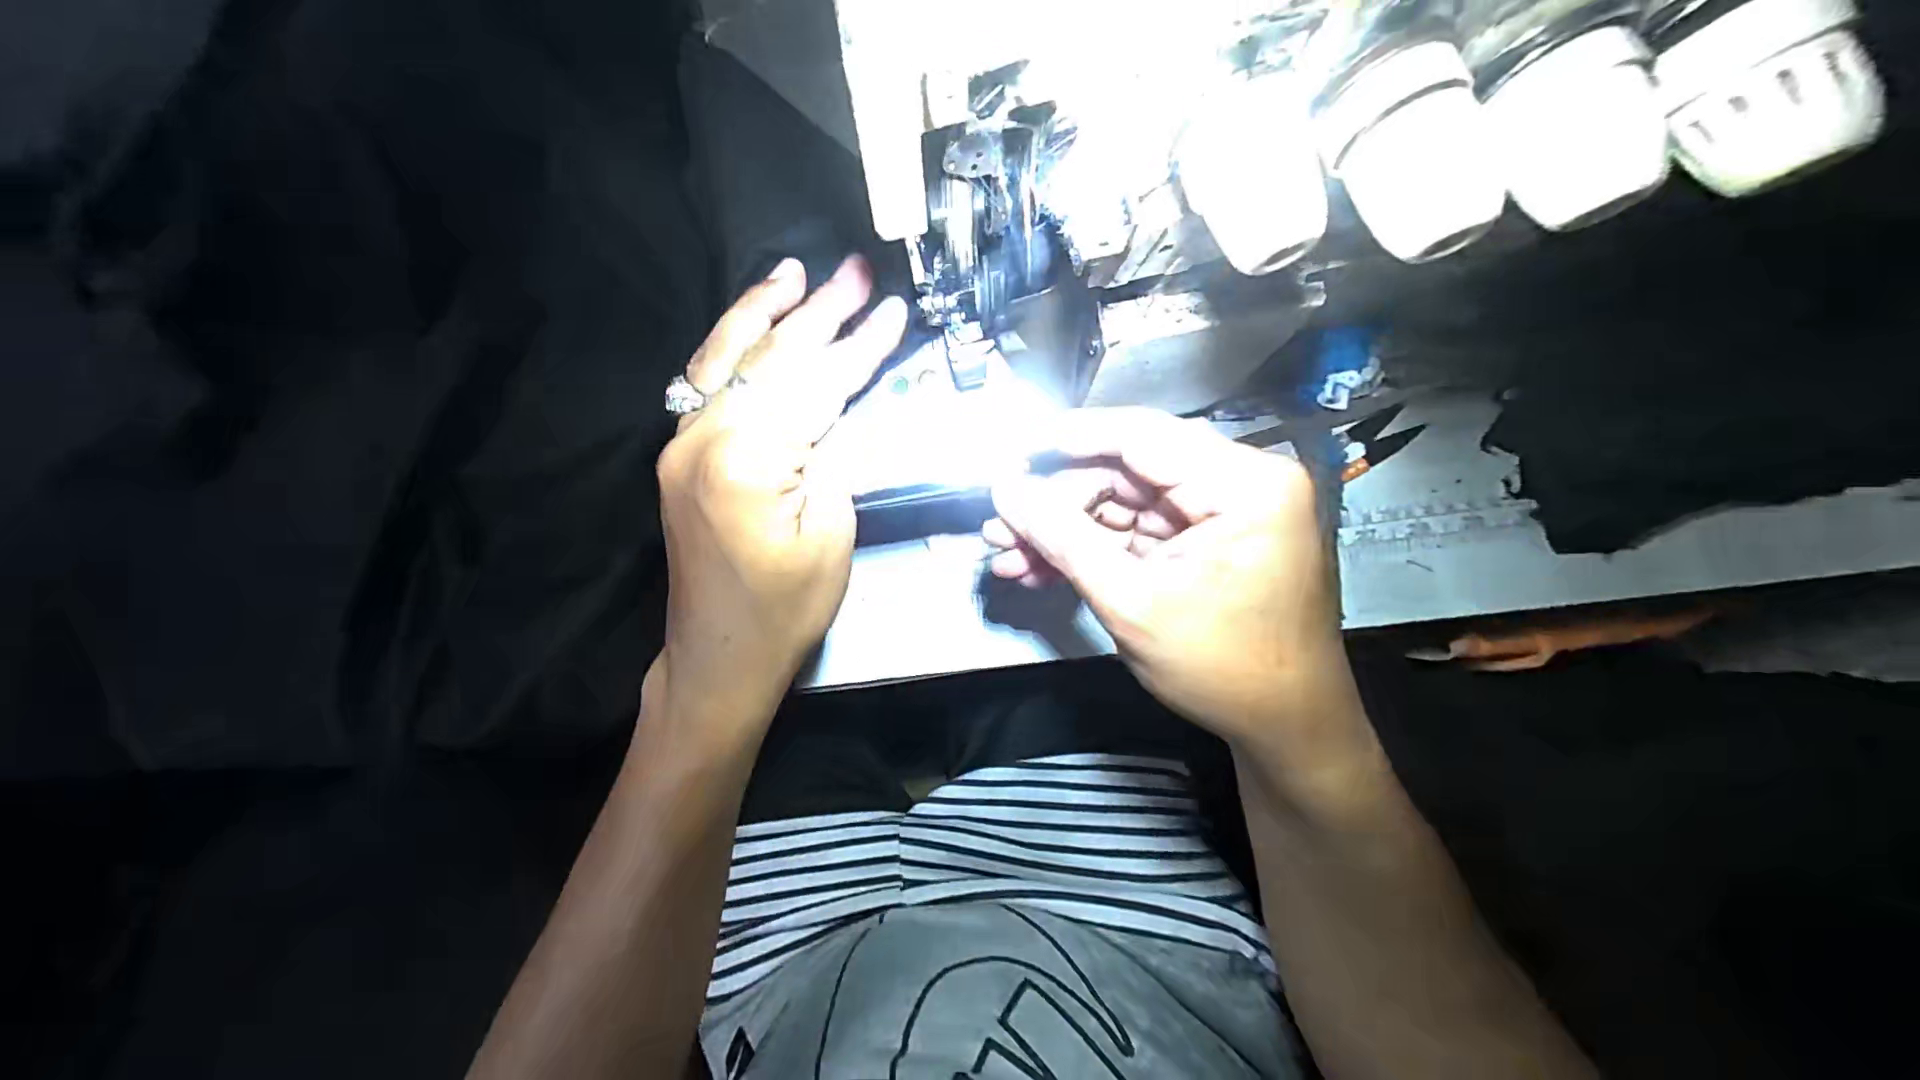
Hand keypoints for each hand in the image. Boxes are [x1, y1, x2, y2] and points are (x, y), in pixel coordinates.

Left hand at [652, 255, 907, 721]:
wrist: (719, 654)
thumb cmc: (784, 610)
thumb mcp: (831, 534)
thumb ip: (844, 457)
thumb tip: (864, 404)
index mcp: (747, 461)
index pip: (816, 386)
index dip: (860, 348)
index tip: (891, 311)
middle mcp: (703, 438)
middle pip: (770, 360)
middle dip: (818, 314)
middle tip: (854, 273)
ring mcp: (681, 444)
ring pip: (726, 360)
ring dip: (764, 313)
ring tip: (793, 273)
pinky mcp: (679, 455)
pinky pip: (704, 385)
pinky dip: (730, 348)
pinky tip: (751, 327)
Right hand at [983, 407, 1354, 747]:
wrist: (1281, 727)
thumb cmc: (1223, 669)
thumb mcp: (1131, 602)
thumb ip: (1062, 537)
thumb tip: (1006, 491)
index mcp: (1244, 485)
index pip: (1140, 436)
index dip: (1066, 440)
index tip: (1012, 453)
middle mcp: (1239, 483)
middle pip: (1125, 473)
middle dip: (1056, 505)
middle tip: (1001, 528)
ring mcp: (1220, 513)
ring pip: (1122, 504)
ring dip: (1064, 532)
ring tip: (1008, 555)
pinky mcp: (1202, 541)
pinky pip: (1135, 532)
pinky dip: (1090, 550)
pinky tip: (1040, 568)